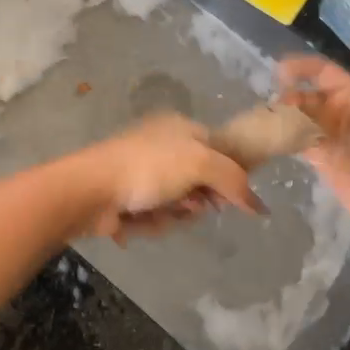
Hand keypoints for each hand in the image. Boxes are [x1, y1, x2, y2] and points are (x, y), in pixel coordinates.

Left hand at [60, 114, 264, 242]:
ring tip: (161, 211)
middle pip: (204, 182)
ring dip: (176, 214)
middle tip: (190, 204)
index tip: (233, 197)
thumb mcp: (199, 162)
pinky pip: (160, 216)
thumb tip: (259, 206)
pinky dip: (155, 222)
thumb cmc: (147, 168)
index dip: (231, 175)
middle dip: (199, 199)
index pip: (222, 150)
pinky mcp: (132, 199)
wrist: (91, 190)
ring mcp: (147, 173)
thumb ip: (234, 179)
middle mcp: (165, 146)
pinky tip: (143, 220)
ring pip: (183, 204)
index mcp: (180, 127)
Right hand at [280, 30, 349, 243]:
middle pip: (305, 93)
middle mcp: (339, 111)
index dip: (302, 66)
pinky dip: (280, 134)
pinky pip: (293, 138)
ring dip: (282, 113)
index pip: (323, 71)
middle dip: (287, 94)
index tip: (280, 71)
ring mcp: (327, 135)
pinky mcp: (317, 157)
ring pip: (296, 114)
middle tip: (276, 105)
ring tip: (269, 121)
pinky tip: (269, 135)